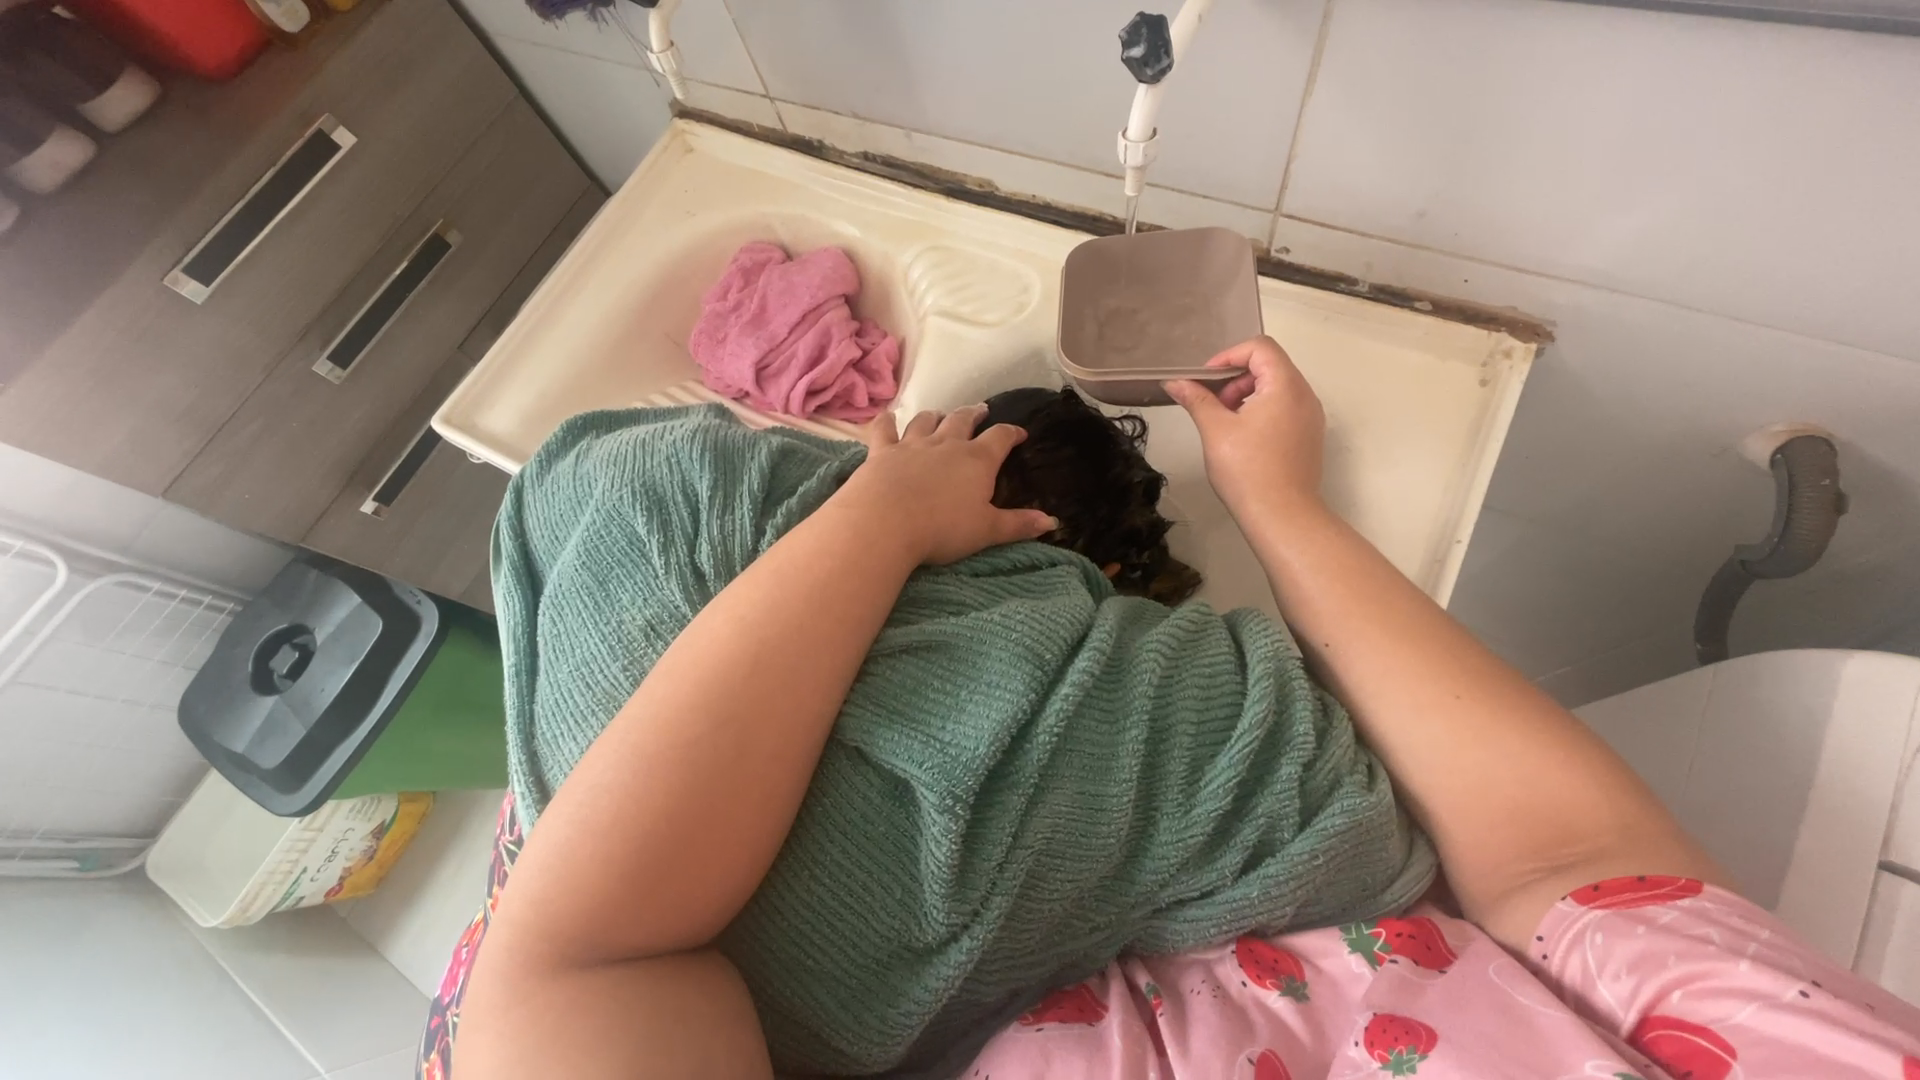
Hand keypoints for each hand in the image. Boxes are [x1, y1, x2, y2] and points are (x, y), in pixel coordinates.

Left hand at [832, 406, 1057, 565]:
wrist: (885, 523)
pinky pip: (884, 429)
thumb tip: (1052, 523)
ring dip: (934, 415)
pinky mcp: (881, 452)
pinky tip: (887, 417)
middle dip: (974, 414)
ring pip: (925, 421)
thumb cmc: (942, 529)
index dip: (1012, 433)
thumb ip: (1018, 525)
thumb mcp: (987, 531)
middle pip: (962, 420)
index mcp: (977, 460)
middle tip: (980, 410)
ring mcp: (911, 444)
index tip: (1020, 433)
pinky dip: (886, 421)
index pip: (1000, 438)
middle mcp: (946, 444)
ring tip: (939, 414)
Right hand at [1164, 336, 1326, 517]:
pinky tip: (1243, 439)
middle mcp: (1305, 395)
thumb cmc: (1247, 469)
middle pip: (1270, 365)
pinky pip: (1285, 408)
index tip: (1205, 381)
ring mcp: (1311, 417)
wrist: (1282, 516)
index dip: (1228, 356)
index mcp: (1286, 385)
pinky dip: (1261, 411)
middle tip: (1213, 405)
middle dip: (1236, 378)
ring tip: (1225, 423)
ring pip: (1277, 387)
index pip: (1260, 347)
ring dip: (1247, 395)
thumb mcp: (1215, 430)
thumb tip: (1175, 382)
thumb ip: (1197, 399)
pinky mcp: (1309, 436)